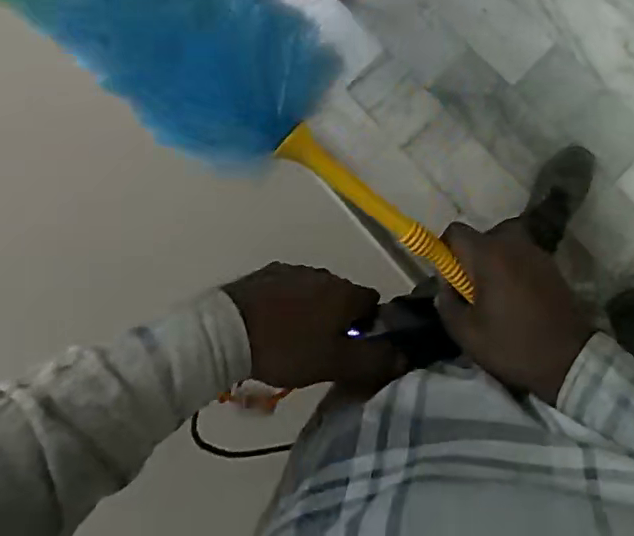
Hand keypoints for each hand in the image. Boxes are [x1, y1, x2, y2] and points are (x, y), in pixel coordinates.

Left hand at [223, 263, 402, 389]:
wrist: (228, 329)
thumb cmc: (287, 347)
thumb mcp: (333, 363)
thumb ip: (371, 360)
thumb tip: (405, 355)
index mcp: (345, 292)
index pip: (373, 302)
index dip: (369, 326)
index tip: (353, 349)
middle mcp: (325, 274)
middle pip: (344, 296)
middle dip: (340, 319)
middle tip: (324, 351)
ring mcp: (295, 270)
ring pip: (317, 291)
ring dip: (315, 310)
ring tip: (297, 340)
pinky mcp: (268, 273)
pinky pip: (291, 288)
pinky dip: (290, 304)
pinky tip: (275, 325)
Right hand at [435, 221, 594, 400]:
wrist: (570, 358)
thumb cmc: (514, 345)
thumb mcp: (468, 334)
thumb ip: (447, 303)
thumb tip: (445, 285)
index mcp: (488, 254)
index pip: (455, 231)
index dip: (445, 249)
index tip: (448, 276)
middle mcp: (512, 242)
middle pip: (480, 236)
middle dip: (470, 258)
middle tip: (471, 291)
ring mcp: (535, 250)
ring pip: (502, 244)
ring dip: (493, 262)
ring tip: (495, 295)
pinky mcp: (550, 263)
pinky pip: (521, 255)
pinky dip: (513, 267)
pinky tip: (517, 298)